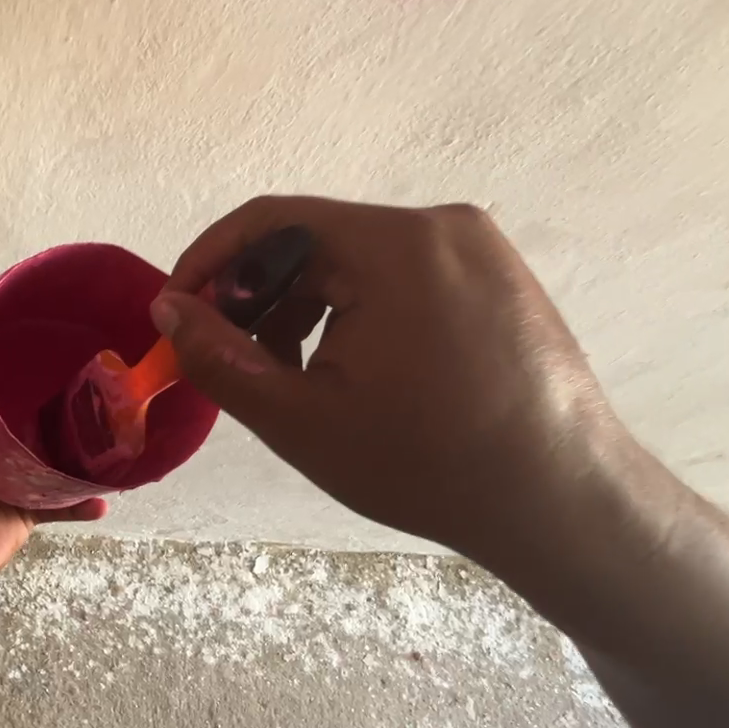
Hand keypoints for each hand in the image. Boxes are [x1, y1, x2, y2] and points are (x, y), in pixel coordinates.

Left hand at [0, 344, 107, 607]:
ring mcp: (17, 481)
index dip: (18, 373)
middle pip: (34, 424)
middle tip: (99, 387)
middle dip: (62, 410)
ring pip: (55, 461)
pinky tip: (105, 497)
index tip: (49, 348)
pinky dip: (83, 502)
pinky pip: (62, 504)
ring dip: (80, 453)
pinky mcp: (29, 512)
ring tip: (113, 436)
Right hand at [151, 197, 636, 564]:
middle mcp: (441, 226)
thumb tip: (167, 308)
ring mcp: (476, 250)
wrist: (561, 505)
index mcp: (395, 245)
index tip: (175, 312)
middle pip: (311, 242)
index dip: (207, 262)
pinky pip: (393, 277)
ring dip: (299, 309)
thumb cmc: (422, 463)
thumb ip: (217, 356)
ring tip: (287, 375)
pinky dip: (347, 313)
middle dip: (254, 297)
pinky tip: (344, 371)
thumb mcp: (296, 417)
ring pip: (350, 262)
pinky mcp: (493, 278)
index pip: (271, 221)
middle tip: (228, 356)